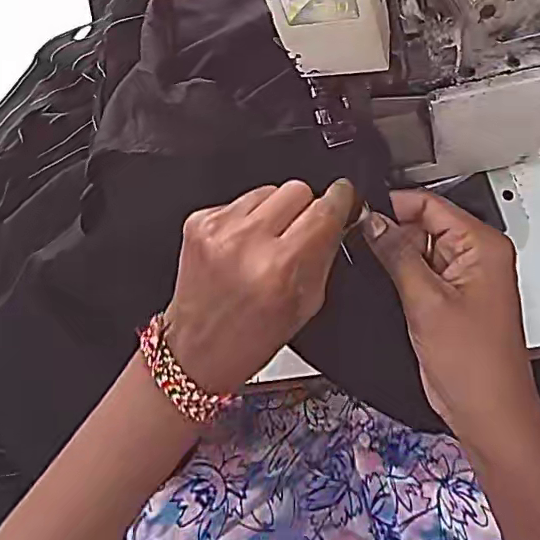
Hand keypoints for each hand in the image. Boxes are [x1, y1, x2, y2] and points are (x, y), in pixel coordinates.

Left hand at [165, 179, 360, 394]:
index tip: (343, 197)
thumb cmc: (250, 337)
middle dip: (305, 209)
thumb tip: (340, 214)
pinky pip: (240, 200)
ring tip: (265, 245)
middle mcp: (247, 243)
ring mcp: (219, 230)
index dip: (340, 200)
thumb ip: (326, 253)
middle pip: (298, 189)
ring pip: (269, 190)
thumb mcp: (308, 304)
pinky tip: (242, 246)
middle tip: (297, 236)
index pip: (324, 210)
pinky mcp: (199, 222)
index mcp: (280, 268)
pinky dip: (247, 218)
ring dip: (275, 213)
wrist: (196, 349)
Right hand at [361, 189, 539, 444]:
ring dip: (397, 260)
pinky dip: (404, 279)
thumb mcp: (426, 301)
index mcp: (483, 245)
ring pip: (419, 249)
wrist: (488, 414)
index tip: (361, 214)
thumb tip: (375, 222)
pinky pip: (422, 273)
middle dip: (393, 235)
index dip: (394, 206)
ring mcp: (465, 277)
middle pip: (423, 224)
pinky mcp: (453, 297)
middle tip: (364, 248)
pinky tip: (393, 293)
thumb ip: (396, 255)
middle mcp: (478, 255)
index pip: (431, 203)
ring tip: (383, 279)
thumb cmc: (476, 367)